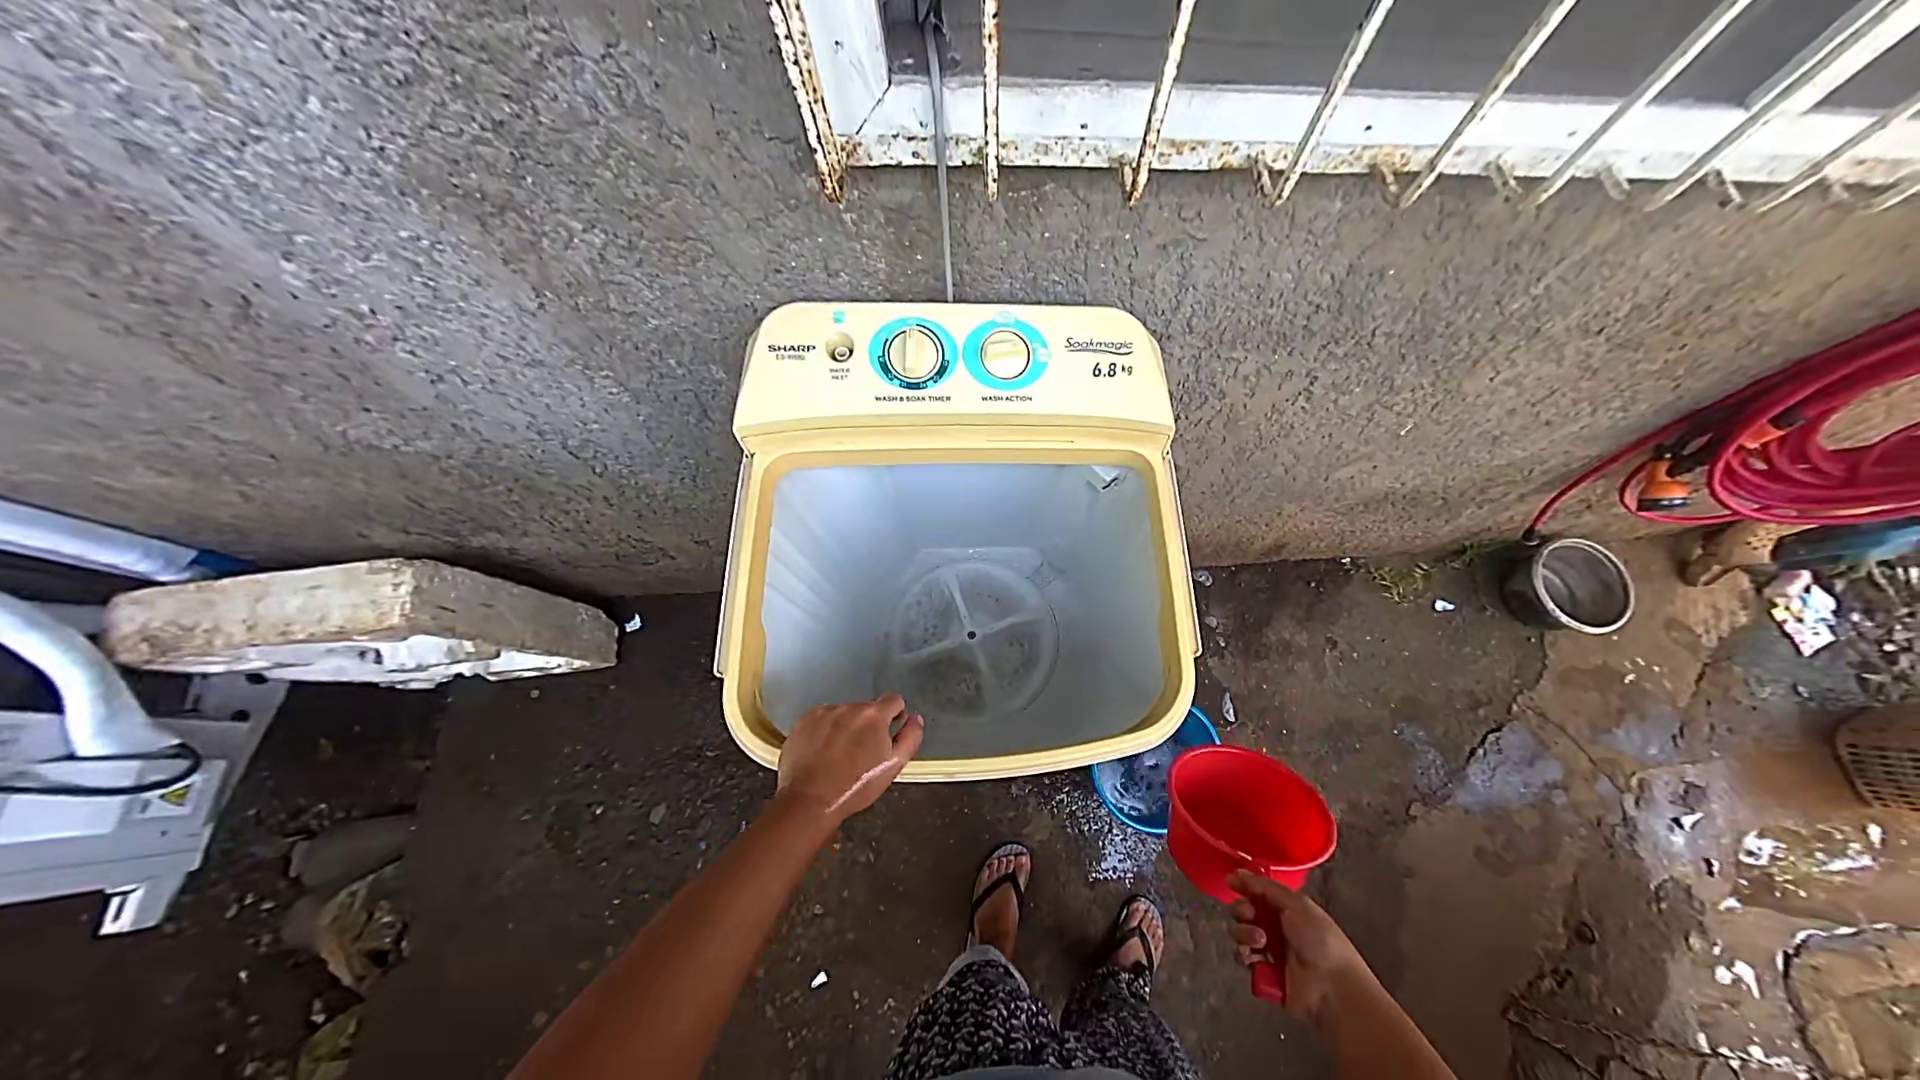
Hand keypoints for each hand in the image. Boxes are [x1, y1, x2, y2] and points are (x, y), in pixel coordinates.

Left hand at [776, 694, 924, 825]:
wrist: (808, 799)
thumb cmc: (856, 786)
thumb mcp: (893, 766)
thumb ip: (910, 738)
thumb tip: (915, 718)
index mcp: (874, 715)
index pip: (894, 700)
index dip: (895, 716)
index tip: (888, 733)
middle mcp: (849, 706)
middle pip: (866, 709)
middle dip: (868, 725)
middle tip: (861, 753)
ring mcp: (824, 712)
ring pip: (843, 714)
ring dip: (845, 727)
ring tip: (838, 756)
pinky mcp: (804, 720)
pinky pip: (822, 719)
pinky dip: (824, 730)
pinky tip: (821, 752)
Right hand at [1226, 870, 1373, 1021]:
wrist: (1332, 986)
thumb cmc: (1319, 940)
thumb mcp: (1297, 904)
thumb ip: (1265, 887)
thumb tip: (1238, 872)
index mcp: (1285, 908)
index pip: (1257, 891)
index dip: (1243, 885)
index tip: (1230, 882)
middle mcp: (1274, 926)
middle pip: (1243, 910)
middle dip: (1241, 909)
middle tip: (1249, 914)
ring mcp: (1268, 949)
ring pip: (1239, 932)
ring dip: (1244, 932)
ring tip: (1260, 941)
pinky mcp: (1262, 971)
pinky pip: (1242, 957)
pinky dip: (1243, 954)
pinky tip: (1254, 956)